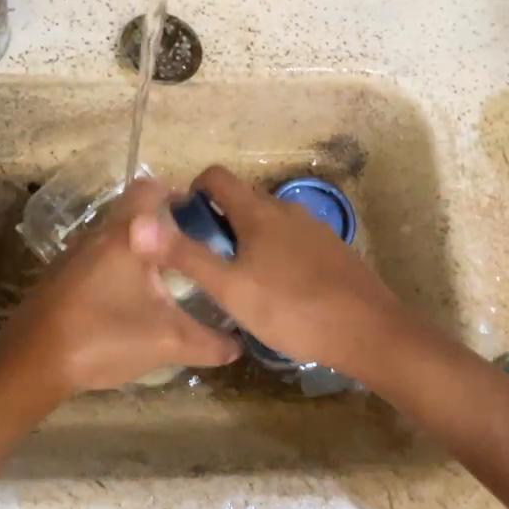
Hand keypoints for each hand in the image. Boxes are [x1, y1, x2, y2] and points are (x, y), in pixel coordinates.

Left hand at [0, 179, 240, 394]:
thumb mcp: (167, 343)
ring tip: (166, 272)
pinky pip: (97, 255)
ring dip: (138, 245)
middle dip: (162, 223)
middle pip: (132, 211)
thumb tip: (237, 345)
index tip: (198, 213)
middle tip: (189, 246)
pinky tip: (130, 296)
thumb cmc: (103, 338)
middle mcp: (98, 234)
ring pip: (114, 234)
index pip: (149, 189)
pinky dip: (117, 264)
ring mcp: (74, 253)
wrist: (32, 362)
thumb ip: (208, 342)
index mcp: (126, 236)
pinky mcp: (61, 275)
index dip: (175, 193)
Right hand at [129, 165, 412, 376]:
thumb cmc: (292, 309)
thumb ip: (185, 256)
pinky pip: (291, 240)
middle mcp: (286, 209)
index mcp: (258, 211)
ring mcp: (313, 229)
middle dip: (217, 220)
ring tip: (237, 280)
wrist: (370, 331)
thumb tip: (138, 225)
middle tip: (204, 261)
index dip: (193, 191)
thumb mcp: (230, 289)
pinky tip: (276, 292)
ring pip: (267, 222)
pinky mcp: (332, 250)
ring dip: (246, 239)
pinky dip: (273, 253)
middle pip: (241, 200)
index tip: (182, 224)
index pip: (216, 177)